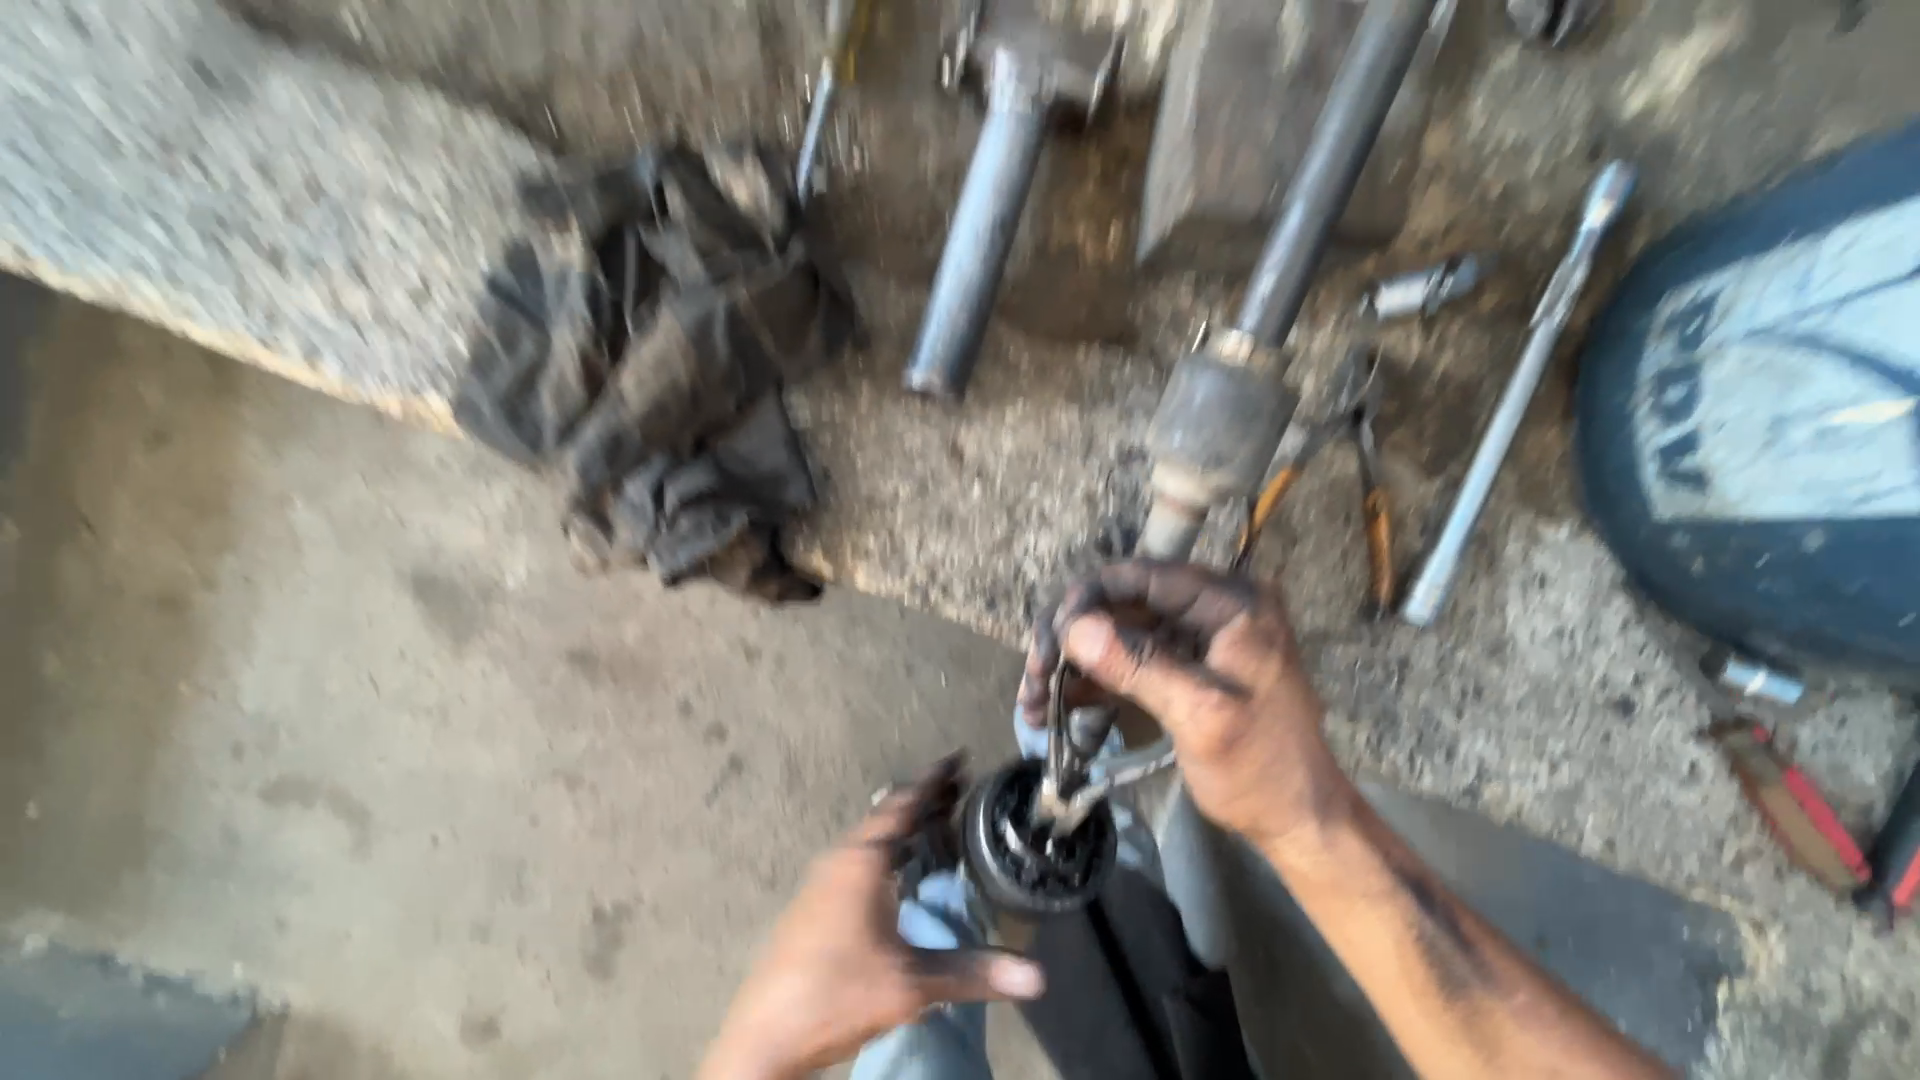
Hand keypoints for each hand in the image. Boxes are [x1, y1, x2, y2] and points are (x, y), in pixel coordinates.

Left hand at [698, 755, 1045, 1079]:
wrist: (764, 1037)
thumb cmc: (836, 994)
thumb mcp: (911, 984)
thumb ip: (973, 973)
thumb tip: (1036, 976)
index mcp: (862, 861)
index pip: (904, 805)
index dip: (934, 780)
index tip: (959, 758)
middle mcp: (840, 859)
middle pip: (888, 816)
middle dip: (925, 801)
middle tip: (960, 788)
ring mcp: (822, 881)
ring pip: (871, 838)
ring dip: (905, 827)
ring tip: (939, 823)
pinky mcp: (814, 903)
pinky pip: (859, 858)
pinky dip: (888, 850)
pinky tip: (901, 872)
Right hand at [1018, 560, 1352, 852]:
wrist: (1297, 818)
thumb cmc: (1260, 767)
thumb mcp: (1200, 715)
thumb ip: (1139, 666)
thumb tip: (1074, 628)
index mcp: (1232, 604)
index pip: (1146, 575)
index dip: (1090, 598)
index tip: (1052, 635)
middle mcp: (1213, 607)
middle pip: (1123, 602)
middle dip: (1073, 636)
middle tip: (1035, 674)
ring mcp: (1195, 637)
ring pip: (1116, 630)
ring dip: (1073, 662)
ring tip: (1034, 701)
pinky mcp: (1181, 666)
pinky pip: (1126, 659)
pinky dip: (1091, 681)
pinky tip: (1054, 707)